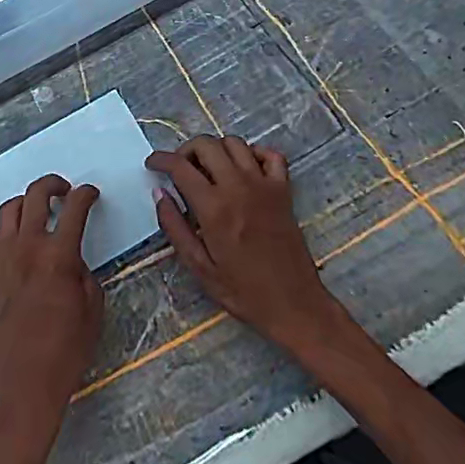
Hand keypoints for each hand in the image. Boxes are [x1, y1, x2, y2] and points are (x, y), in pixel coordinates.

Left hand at [0, 174, 103, 429]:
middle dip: (53, 185)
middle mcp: (27, 246)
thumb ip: (85, 273)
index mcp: (58, 254)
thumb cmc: (66, 349)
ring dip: (26, 203)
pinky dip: (4, 234)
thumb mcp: (93, 308)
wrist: (25, 380)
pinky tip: (14, 243)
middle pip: (35, 195)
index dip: (86, 195)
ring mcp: (2, 258)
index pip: (74, 208)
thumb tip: (73, 259)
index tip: (90, 194)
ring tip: (38, 210)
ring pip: (9, 210)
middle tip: (64, 190)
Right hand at [151, 138, 464, 463]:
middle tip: (175, 158)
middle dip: (186, 143)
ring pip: (239, 145)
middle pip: (209, 144)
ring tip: (205, 161)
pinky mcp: (291, 201)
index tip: (152, 163)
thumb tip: (166, 199)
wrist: (311, 319)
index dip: (163, 158)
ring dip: (217, 144)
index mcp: (220, 212)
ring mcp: (273, 194)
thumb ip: (181, 235)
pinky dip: (258, 153)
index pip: (183, 167)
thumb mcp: (206, 278)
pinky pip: (275, 160)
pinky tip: (249, 166)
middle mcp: (246, 194)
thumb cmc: (254, 306)